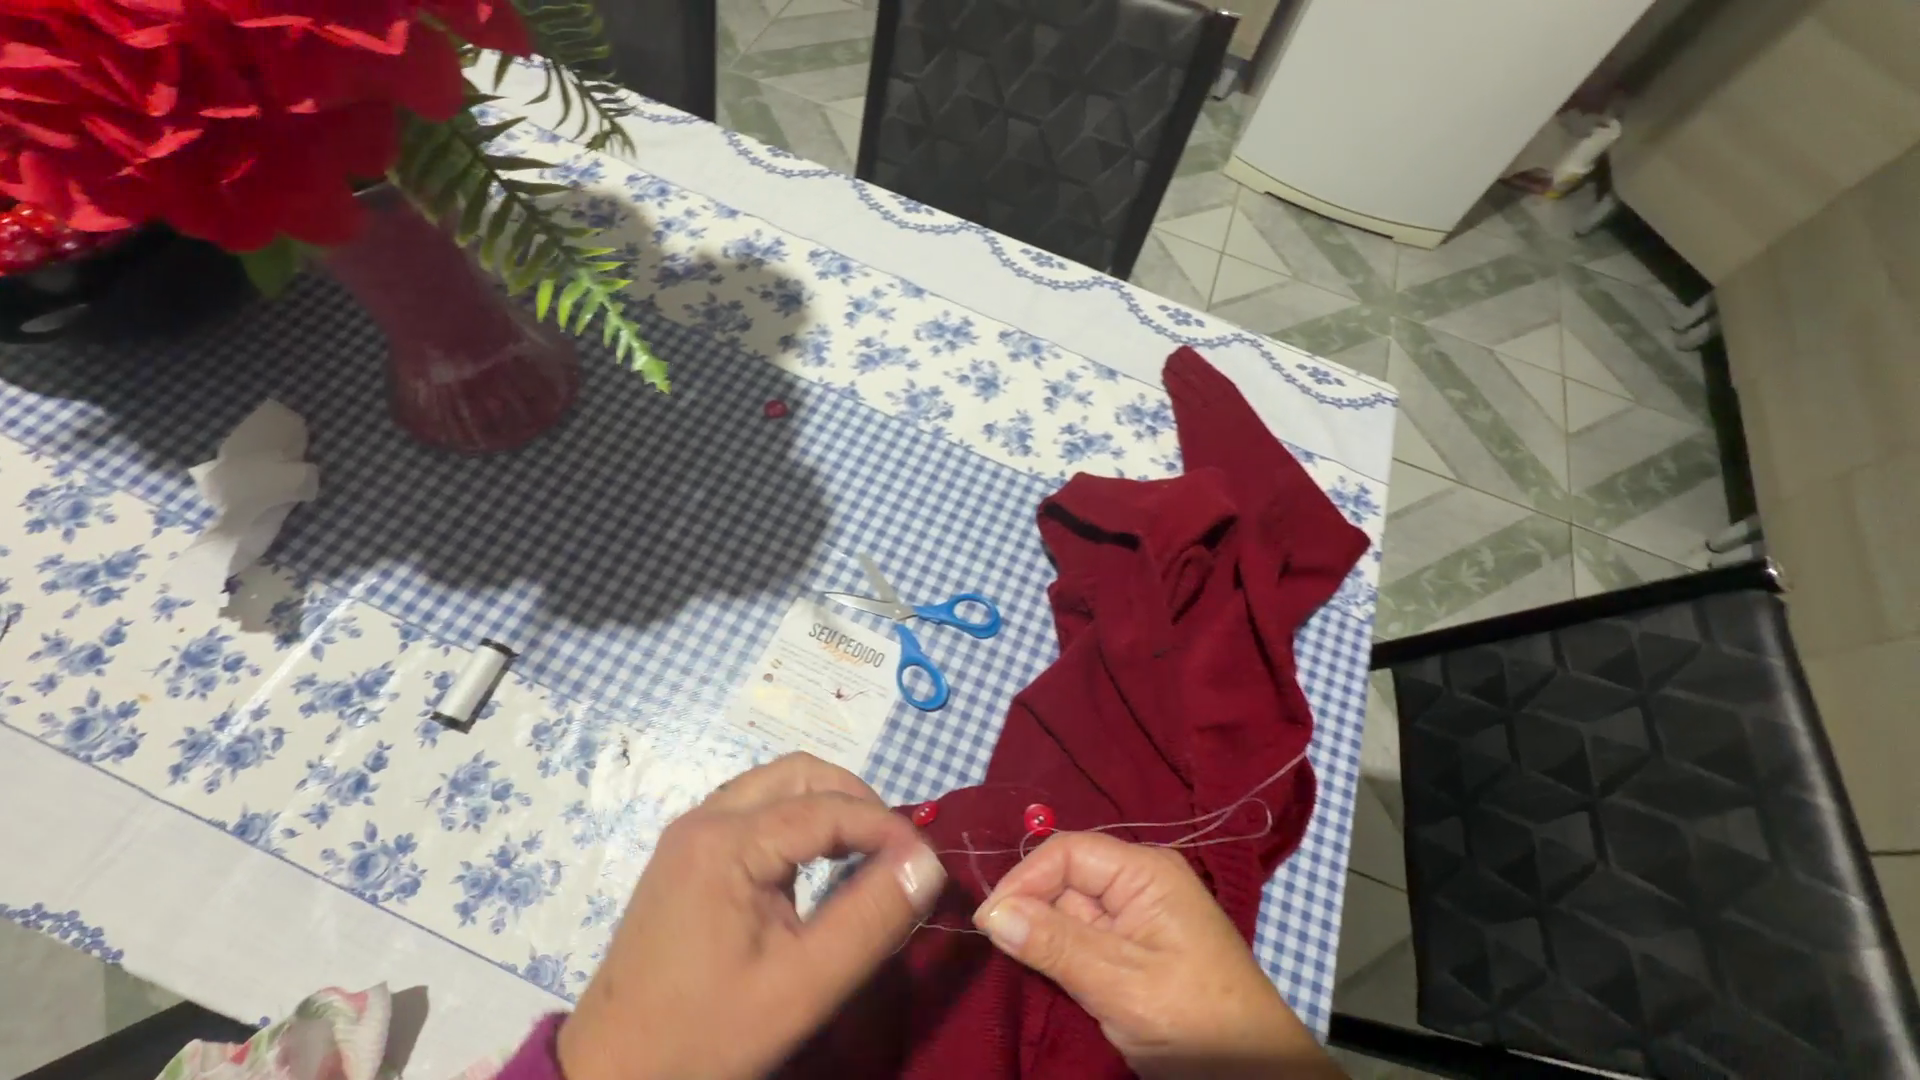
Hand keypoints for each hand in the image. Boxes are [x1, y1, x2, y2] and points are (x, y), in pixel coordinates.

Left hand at [559, 753, 946, 1079]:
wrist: (612, 1077)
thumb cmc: (707, 1036)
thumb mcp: (802, 987)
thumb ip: (871, 919)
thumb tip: (927, 862)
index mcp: (727, 842)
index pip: (827, 807)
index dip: (886, 826)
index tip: (926, 862)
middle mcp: (705, 819)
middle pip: (799, 773)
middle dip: (855, 801)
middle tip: (892, 849)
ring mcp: (691, 833)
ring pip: (776, 785)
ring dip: (827, 806)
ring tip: (863, 853)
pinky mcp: (687, 854)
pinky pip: (755, 810)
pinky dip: (797, 820)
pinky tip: (815, 865)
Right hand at [973, 832, 1344, 1079]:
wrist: (1258, 1077)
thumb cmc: (1198, 1021)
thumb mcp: (1122, 984)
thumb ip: (1056, 945)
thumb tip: (992, 913)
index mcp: (1145, 872)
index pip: (1068, 853)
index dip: (1024, 879)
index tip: (989, 922)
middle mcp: (1138, 883)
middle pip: (1065, 878)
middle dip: (1029, 908)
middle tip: (994, 947)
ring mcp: (1136, 917)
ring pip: (1069, 910)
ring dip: (1041, 935)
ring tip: (1010, 961)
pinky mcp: (1133, 949)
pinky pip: (1082, 938)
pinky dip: (1058, 954)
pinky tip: (1037, 971)